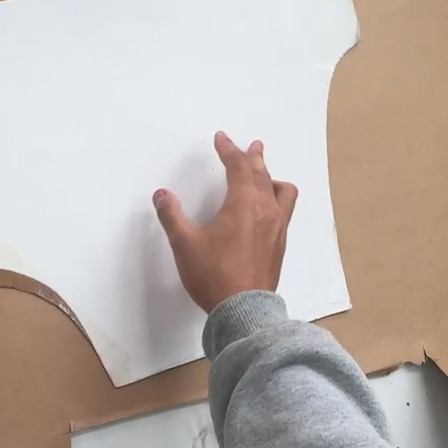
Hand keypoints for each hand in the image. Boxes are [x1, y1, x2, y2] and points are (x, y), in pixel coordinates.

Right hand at [152, 132, 298, 311]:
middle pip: (262, 174)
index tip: (221, 138)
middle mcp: (265, 209)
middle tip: (252, 146)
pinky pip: (285, 211)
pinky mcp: (279, 244)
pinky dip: (277, 200)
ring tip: (266, 178)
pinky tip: (269, 210)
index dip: (229, 150)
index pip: (238, 167)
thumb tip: (161, 194)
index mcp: (242, 203)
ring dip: (272, 179)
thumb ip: (172, 216)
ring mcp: (277, 227)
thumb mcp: (184, 244)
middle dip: (253, 158)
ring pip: (281, 191)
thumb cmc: (212, 274)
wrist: (242, 308)